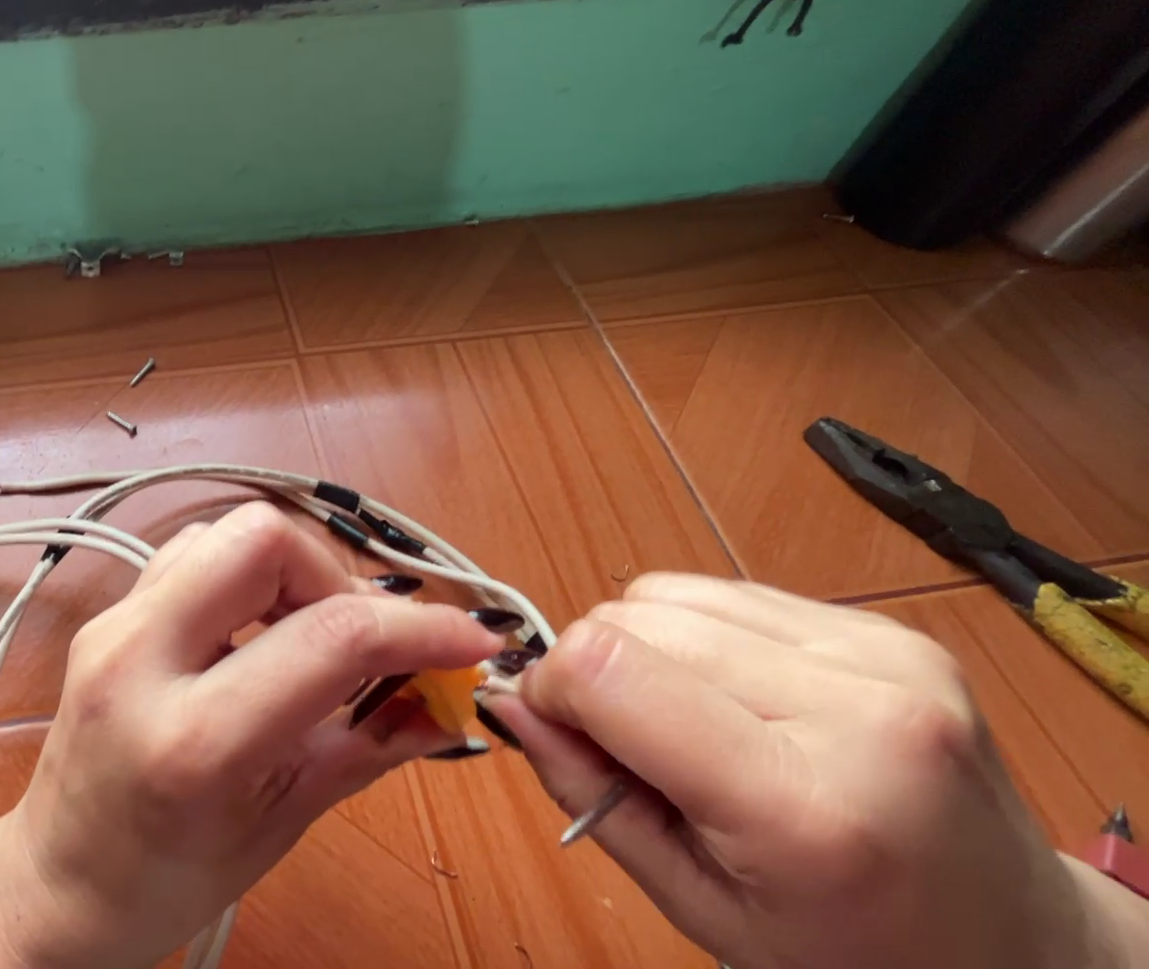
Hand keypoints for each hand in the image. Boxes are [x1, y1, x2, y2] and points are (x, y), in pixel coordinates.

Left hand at [0, 501, 504, 968]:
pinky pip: (192, 553)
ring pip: (224, 532)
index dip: (418, 628)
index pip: (328, 639)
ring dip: (290, 569)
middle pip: (261, 537)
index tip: (465, 640)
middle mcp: (140, 658)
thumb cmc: (167, 877)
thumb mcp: (283, 822)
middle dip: (334, 572)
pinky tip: (258, 629)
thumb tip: (446, 699)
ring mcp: (113, 624)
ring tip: (308, 636)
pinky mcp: (108, 613)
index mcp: (192, 740)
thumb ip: (369, 747)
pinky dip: (246, 574)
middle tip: (358, 638)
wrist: (58, 880)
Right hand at [482, 573, 1106, 968]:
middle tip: (625, 738)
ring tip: (685, 716)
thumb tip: (508, 699)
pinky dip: (692, 634)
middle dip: (594, 669)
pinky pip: (720, 592)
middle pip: (630, 620)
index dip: (552, 687)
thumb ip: (586, 791)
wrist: (1017, 942)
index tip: (558, 727)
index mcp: (804, 805)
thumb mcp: (694, 903)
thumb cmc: (845, 949)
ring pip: (664, 592)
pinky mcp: (882, 627)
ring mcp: (878, 655)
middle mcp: (854, 708)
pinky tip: (732, 693)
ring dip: (642, 644)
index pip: (609, 670)